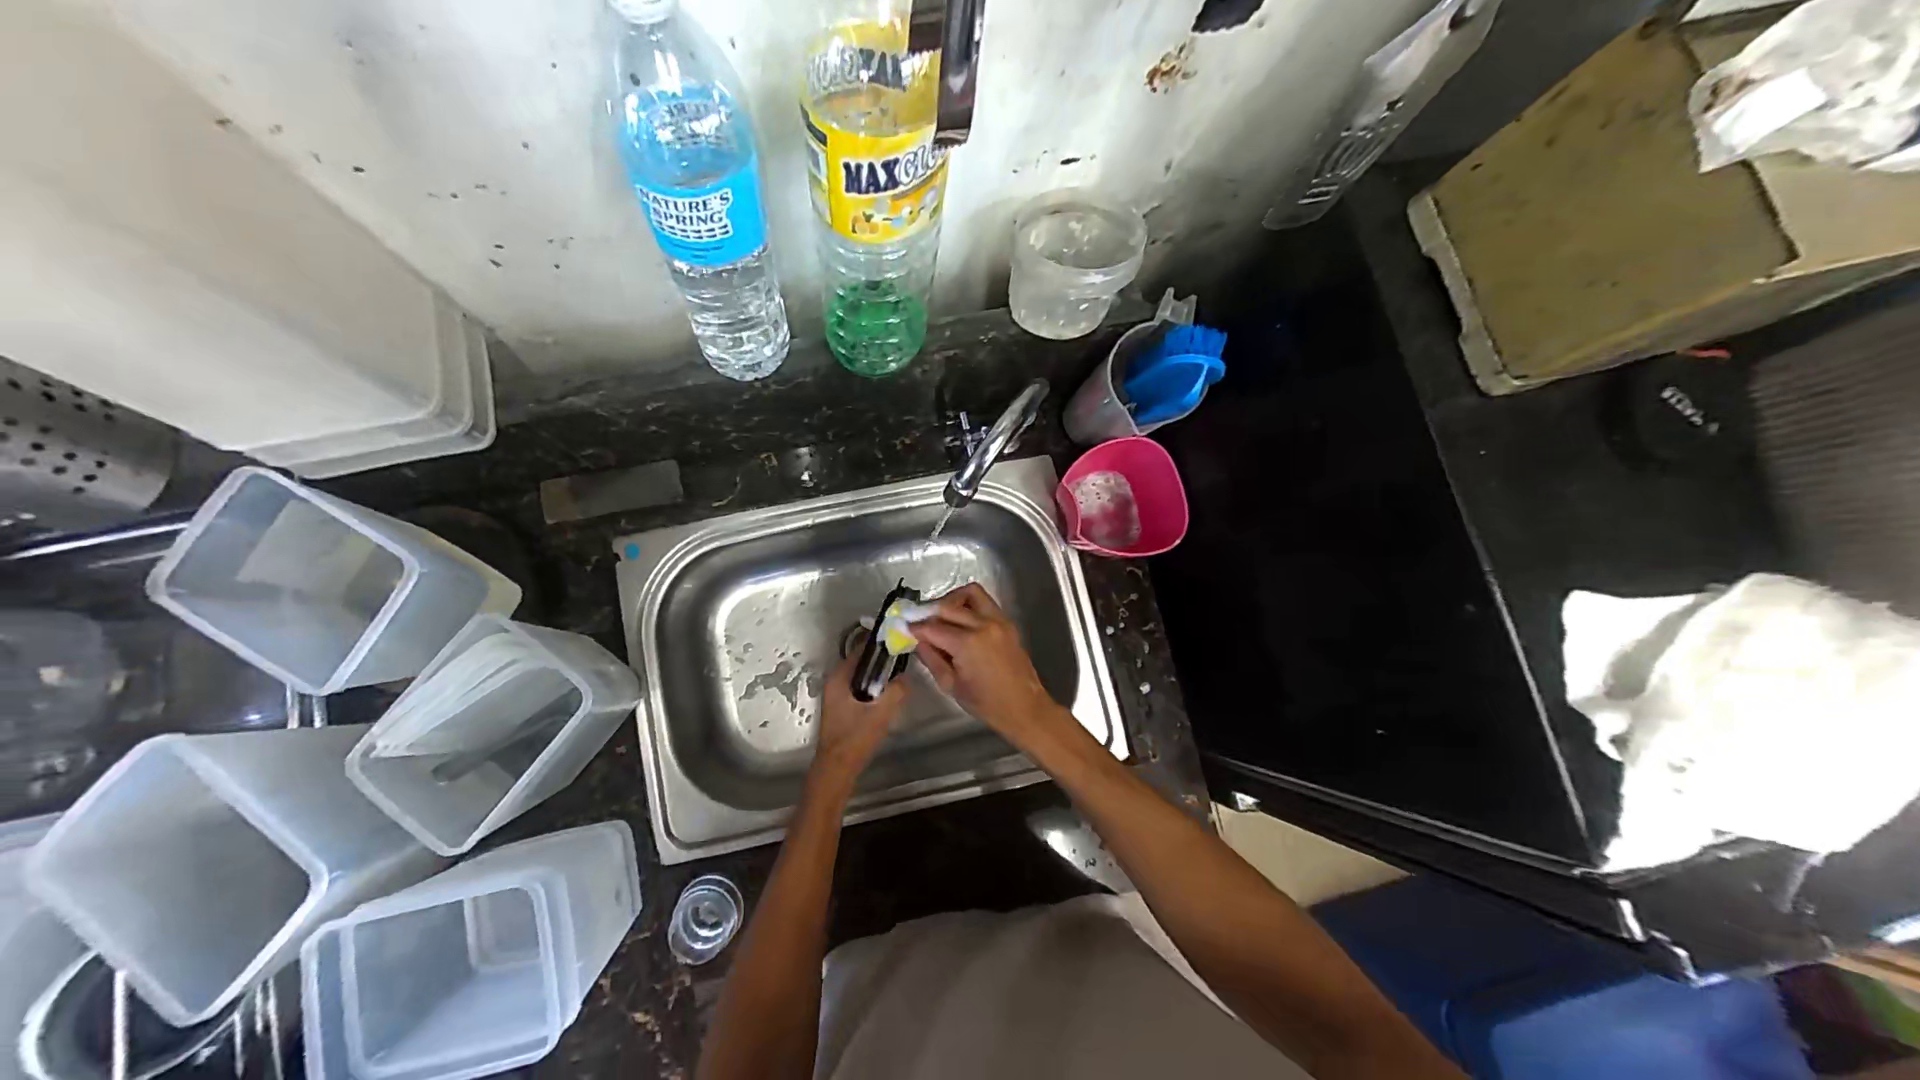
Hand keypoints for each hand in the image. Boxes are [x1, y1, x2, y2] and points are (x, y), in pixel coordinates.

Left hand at [810, 652, 907, 792]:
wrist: (837, 768)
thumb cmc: (855, 738)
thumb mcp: (881, 712)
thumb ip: (896, 691)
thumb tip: (905, 677)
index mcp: (839, 677)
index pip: (861, 650)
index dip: (880, 645)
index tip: (899, 643)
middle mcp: (835, 682)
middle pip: (862, 663)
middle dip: (881, 661)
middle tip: (903, 662)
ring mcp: (836, 696)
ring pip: (862, 677)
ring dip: (878, 677)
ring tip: (898, 678)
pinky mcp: (841, 708)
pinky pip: (860, 689)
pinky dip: (873, 688)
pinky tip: (886, 697)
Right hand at [913, 583, 1066, 746]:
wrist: (1024, 707)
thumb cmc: (986, 703)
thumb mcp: (951, 685)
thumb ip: (931, 658)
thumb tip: (918, 641)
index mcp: (967, 643)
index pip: (933, 627)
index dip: (915, 627)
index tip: (904, 628)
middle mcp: (983, 624)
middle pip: (948, 605)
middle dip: (929, 611)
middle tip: (919, 621)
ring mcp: (998, 620)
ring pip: (970, 593)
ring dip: (951, 600)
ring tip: (941, 616)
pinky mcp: (1007, 622)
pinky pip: (984, 602)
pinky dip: (969, 605)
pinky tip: (960, 621)